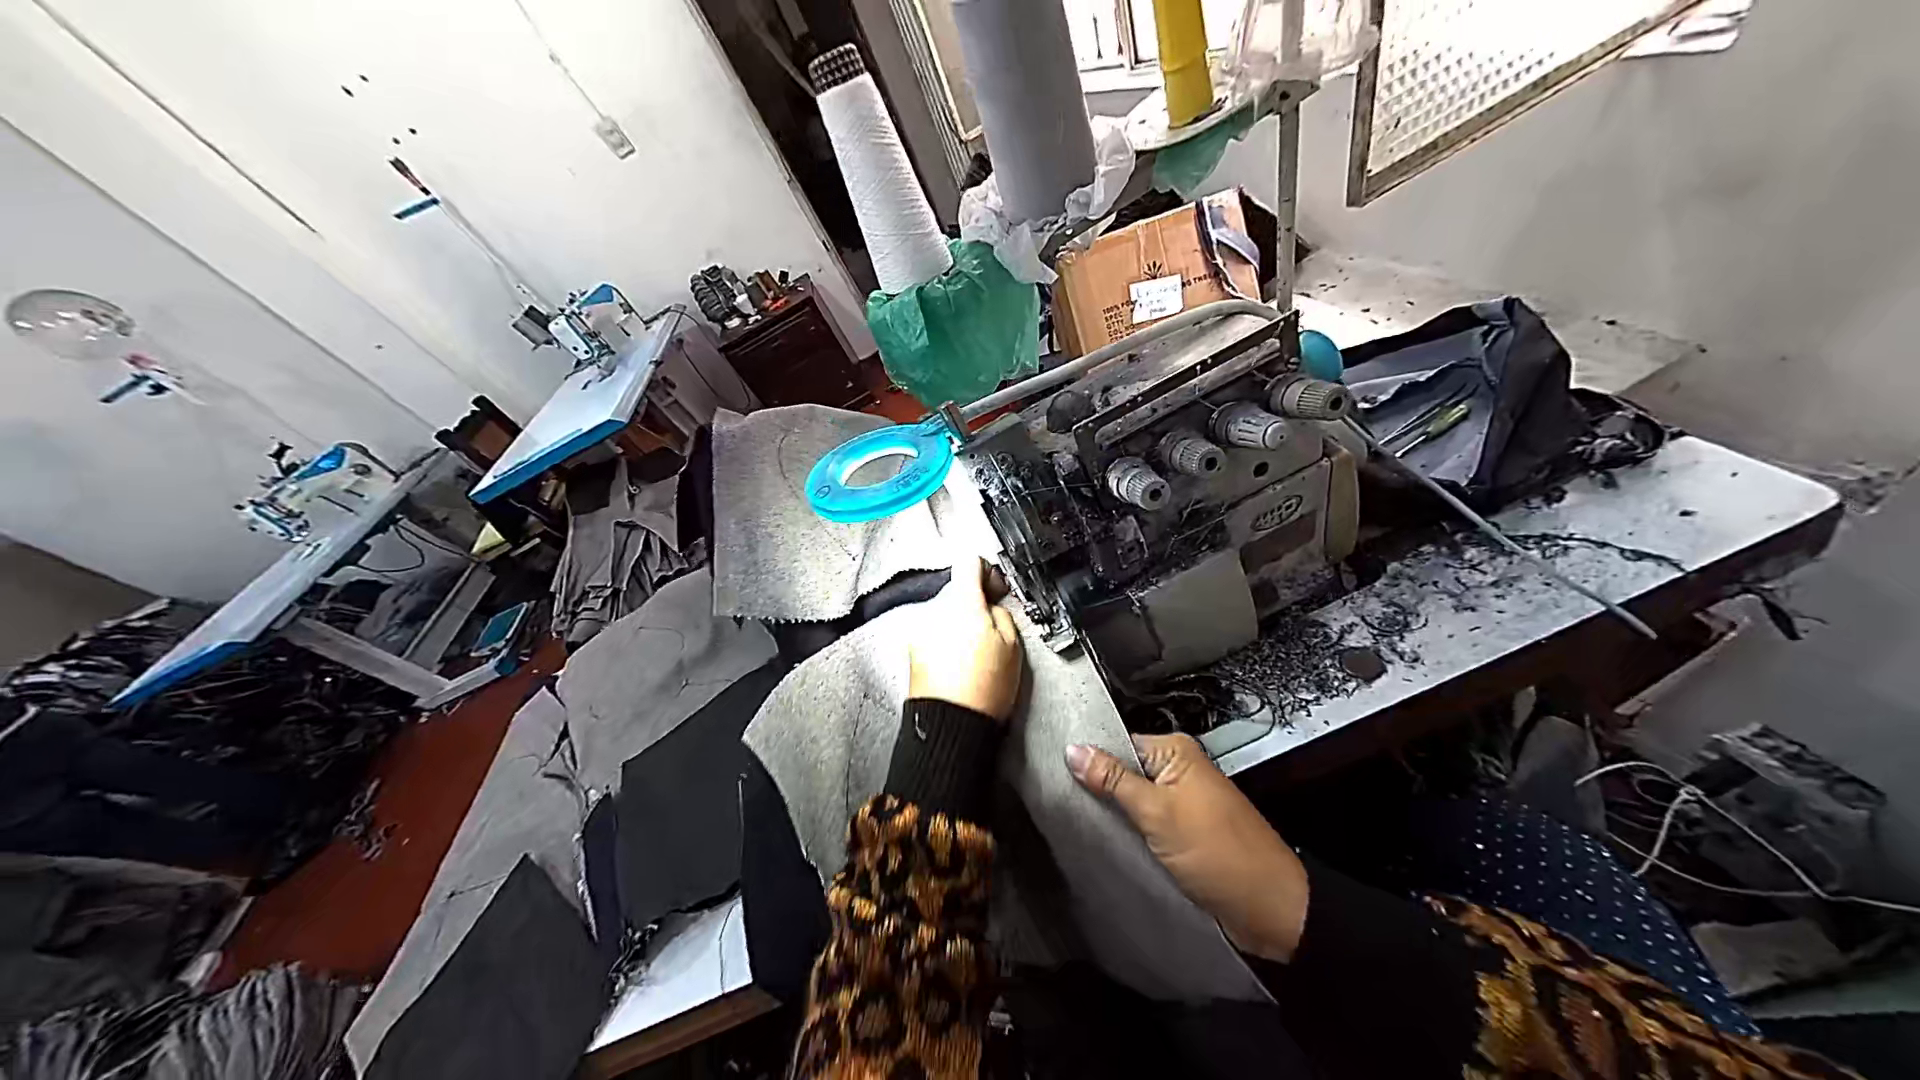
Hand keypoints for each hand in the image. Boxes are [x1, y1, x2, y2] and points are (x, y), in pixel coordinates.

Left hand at [908, 557, 1024, 721]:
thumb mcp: (1013, 646)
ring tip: (975, 655)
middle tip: (992, 630)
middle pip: (957, 589)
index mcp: (962, 602)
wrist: (952, 723)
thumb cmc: (983, 689)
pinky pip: (934, 633)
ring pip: (945, 613)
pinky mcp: (913, 648)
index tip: (995, 588)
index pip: (970, 562)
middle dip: (974, 604)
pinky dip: (946, 642)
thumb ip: (1002, 613)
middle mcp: (935, 609)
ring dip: (959, 624)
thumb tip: (993, 606)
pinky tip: (960, 665)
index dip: (987, 572)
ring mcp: (921, 629)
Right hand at [1066, 733, 1308, 961]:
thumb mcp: (1156, 812)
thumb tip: (1073, 750)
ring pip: (1131, 797)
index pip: (1118, 740)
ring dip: (1112, 810)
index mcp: (1175, 750)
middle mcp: (1178, 769)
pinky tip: (1108, 837)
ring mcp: (1180, 800)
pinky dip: (1127, 828)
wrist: (1269, 907)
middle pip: (1122, 769)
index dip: (1090, 756)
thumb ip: (1112, 779)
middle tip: (1065, 798)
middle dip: (1098, 784)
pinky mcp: (1181, 829)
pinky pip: (1144, 819)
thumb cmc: (1219, 853)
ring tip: (1081, 819)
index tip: (1058, 769)